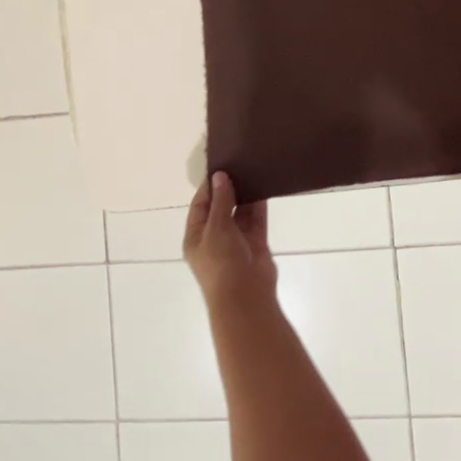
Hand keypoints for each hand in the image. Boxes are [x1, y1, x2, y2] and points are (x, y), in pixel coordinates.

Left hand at [183, 171, 276, 305]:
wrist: (245, 295)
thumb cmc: (221, 262)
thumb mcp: (216, 228)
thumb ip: (221, 201)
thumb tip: (220, 176)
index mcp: (196, 237)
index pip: (200, 206)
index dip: (209, 187)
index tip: (221, 166)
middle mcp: (214, 237)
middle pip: (221, 208)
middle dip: (229, 189)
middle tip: (240, 164)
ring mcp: (236, 241)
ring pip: (240, 212)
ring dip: (245, 195)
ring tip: (253, 171)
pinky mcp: (255, 243)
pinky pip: (256, 219)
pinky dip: (259, 205)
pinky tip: (264, 186)